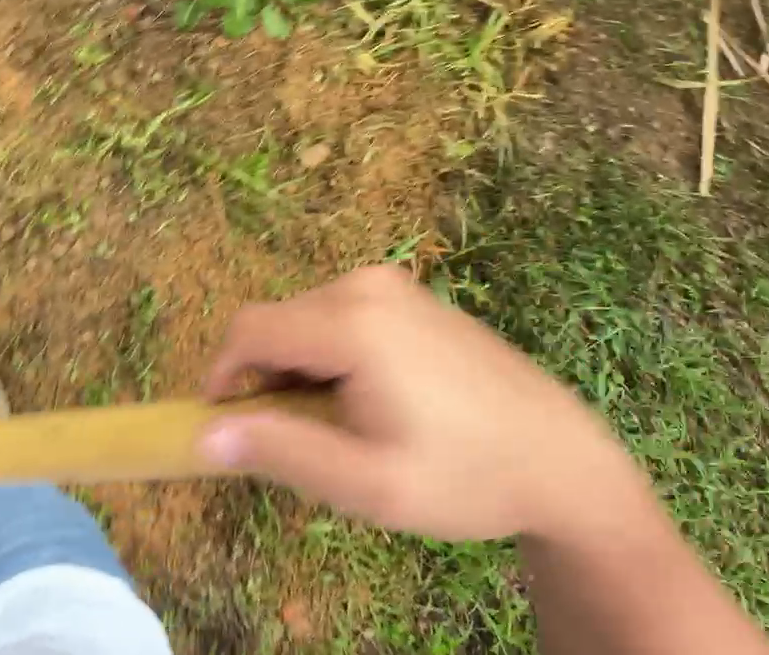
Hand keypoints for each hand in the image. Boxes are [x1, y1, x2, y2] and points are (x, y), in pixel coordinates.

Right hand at [198, 265, 649, 542]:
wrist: (565, 461)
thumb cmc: (466, 479)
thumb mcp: (369, 485)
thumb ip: (282, 453)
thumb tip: (203, 437)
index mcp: (352, 324)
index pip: (248, 331)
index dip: (221, 376)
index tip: (226, 426)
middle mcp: (365, 286)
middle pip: (274, 322)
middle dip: (262, 376)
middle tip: (294, 436)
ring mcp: (390, 284)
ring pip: (301, 317)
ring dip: (294, 366)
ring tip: (336, 422)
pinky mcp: (406, 293)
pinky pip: (335, 313)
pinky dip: (325, 351)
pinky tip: (365, 396)